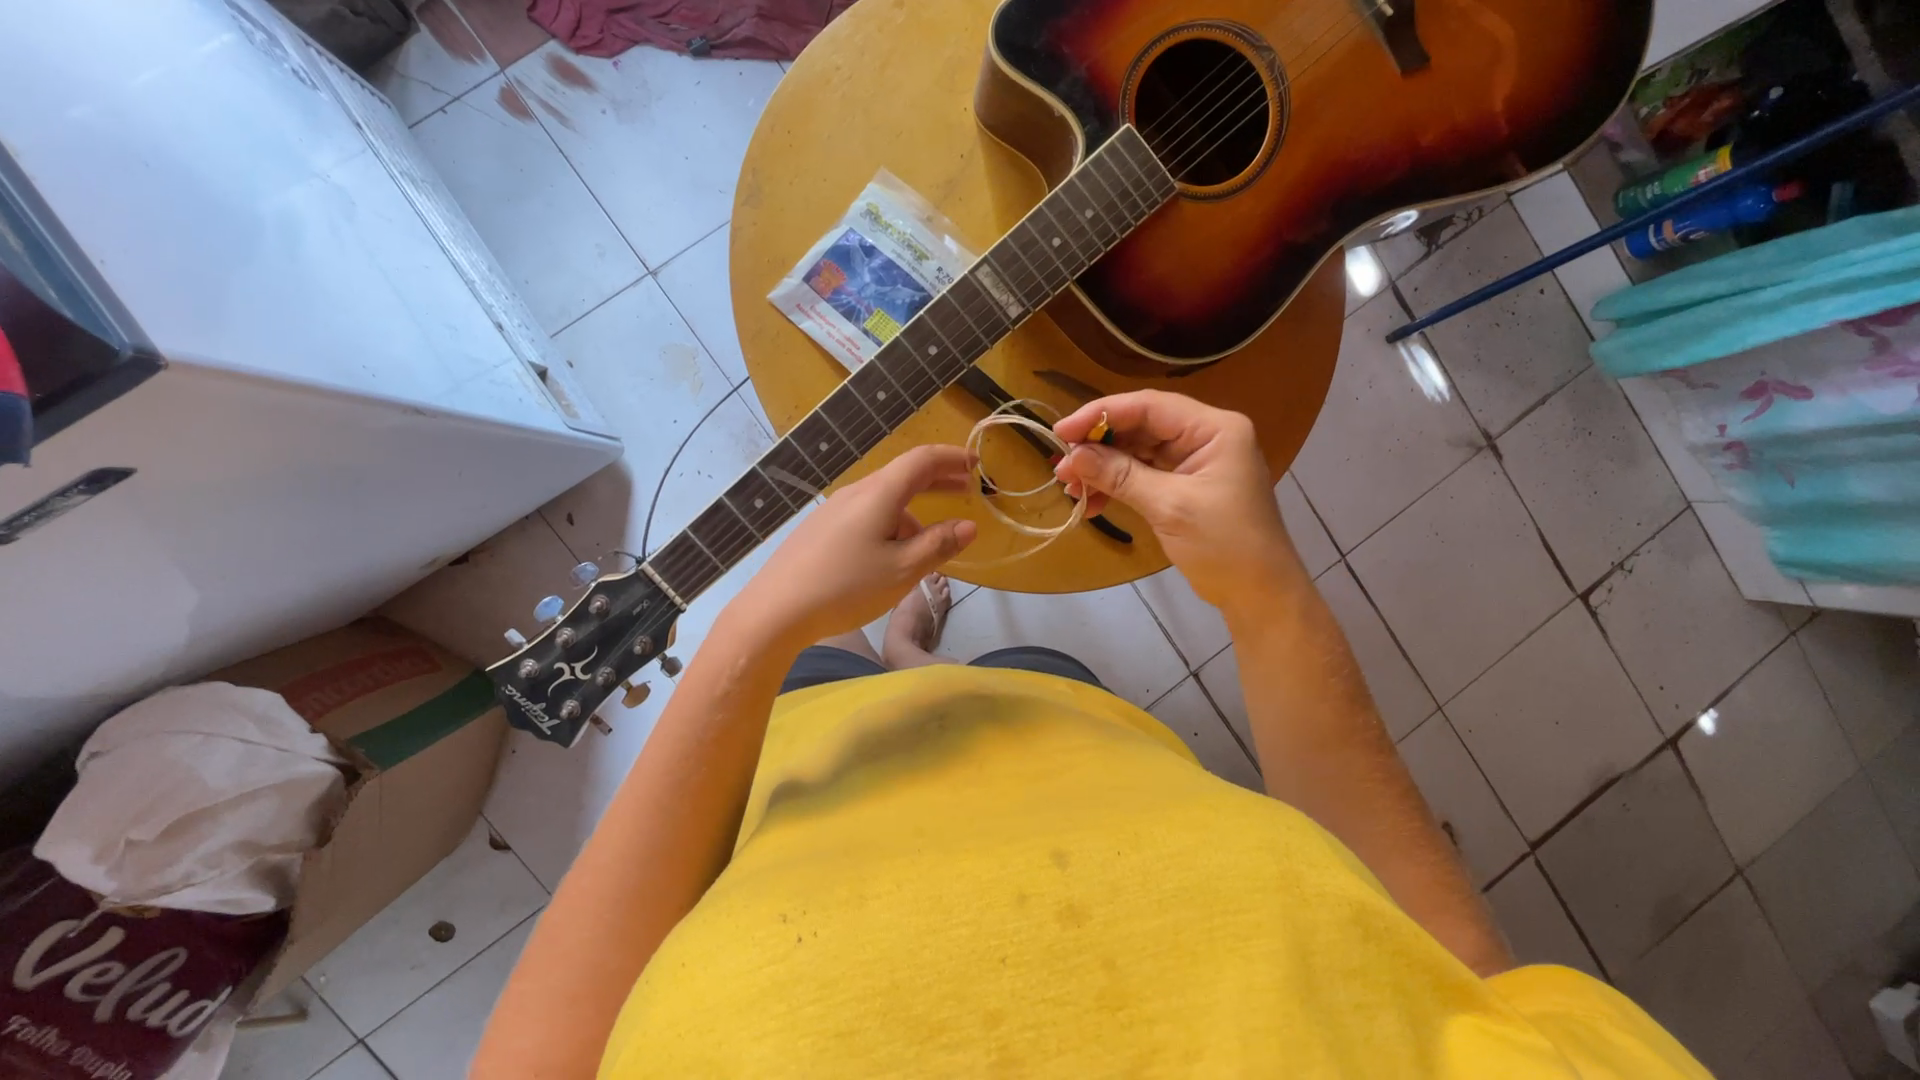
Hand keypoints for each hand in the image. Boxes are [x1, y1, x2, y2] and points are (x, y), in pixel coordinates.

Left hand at [734, 444, 978, 648]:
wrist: (775, 610)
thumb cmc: (846, 587)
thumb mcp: (902, 570)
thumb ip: (938, 545)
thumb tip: (968, 525)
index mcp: (879, 494)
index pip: (922, 461)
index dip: (952, 458)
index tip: (976, 464)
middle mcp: (855, 493)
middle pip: (902, 476)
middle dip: (937, 481)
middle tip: (966, 489)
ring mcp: (834, 511)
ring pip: (883, 502)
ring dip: (913, 513)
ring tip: (930, 546)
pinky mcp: (820, 530)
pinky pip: (865, 516)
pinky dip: (890, 524)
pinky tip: (890, 557)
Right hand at [1053, 391, 1300, 617]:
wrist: (1260, 594)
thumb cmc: (1225, 545)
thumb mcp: (1170, 507)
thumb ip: (1121, 476)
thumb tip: (1073, 456)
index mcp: (1214, 428)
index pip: (1149, 406)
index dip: (1100, 415)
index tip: (1061, 433)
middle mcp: (1205, 436)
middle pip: (1140, 426)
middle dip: (1098, 445)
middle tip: (1060, 466)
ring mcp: (1195, 461)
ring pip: (1137, 451)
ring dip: (1102, 468)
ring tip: (1070, 489)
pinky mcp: (1185, 485)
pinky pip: (1143, 474)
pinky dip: (1116, 486)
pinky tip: (1092, 503)